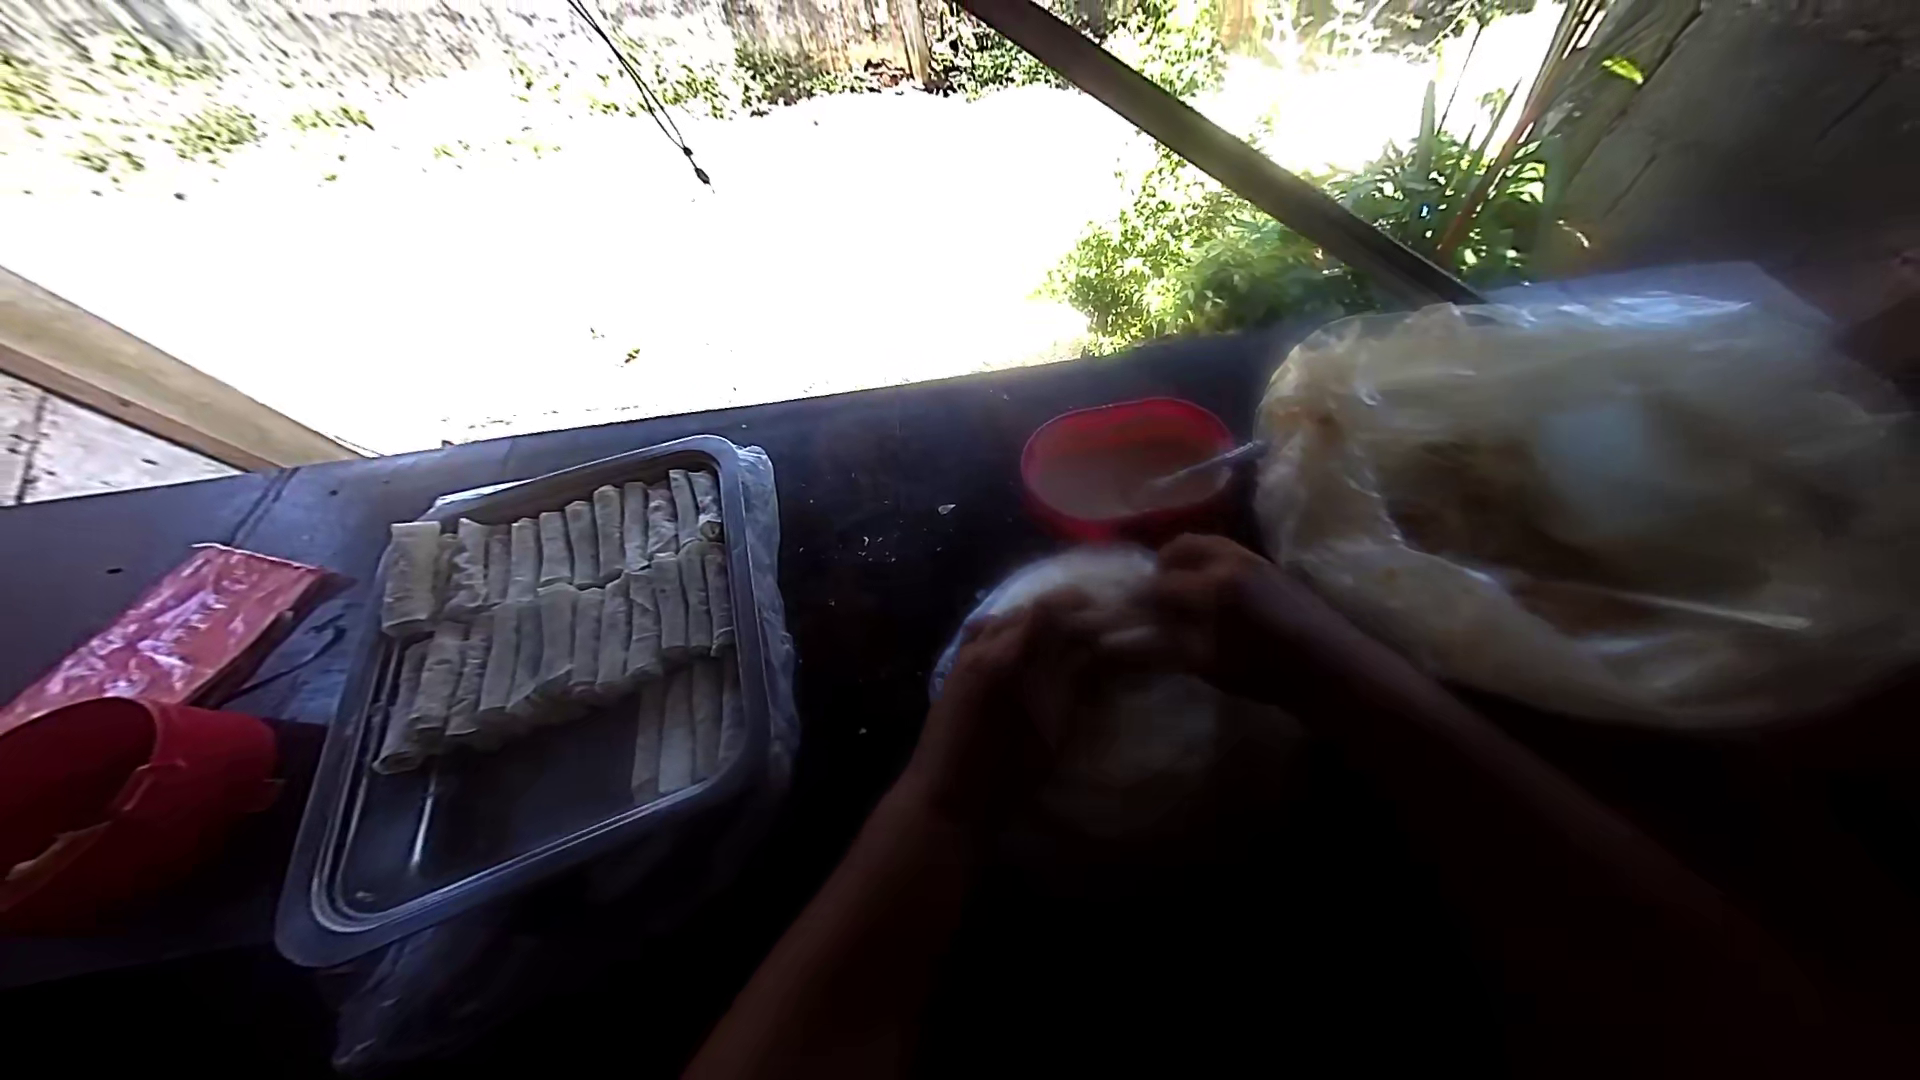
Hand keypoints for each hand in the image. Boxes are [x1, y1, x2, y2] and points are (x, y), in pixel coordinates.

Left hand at [903, 590, 1100, 832]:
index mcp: (1005, 661)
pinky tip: (1018, 646)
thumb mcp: (1050, 737)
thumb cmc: (1003, 777)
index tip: (1097, 606)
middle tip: (1084, 622)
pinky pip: (980, 636)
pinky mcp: (954, 671)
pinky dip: (1003, 632)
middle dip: (1054, 611)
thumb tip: (1092, 654)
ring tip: (1057, 633)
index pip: (1042, 611)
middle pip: (1021, 612)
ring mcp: (962, 658)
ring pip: (1000, 621)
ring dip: (1029, 621)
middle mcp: (980, 649)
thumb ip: (1071, 689)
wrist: (945, 798)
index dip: (1071, 603)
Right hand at [1150, 533, 1374, 702]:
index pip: (1161, 584)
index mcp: (1213, 586)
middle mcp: (1231, 561)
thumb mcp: (1207, 665)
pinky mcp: (1269, 565)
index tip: (1128, 610)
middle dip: (1162, 566)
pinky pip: (1227, 551)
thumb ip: (1166, 644)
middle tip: (1155, 592)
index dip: (1140, 598)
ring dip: (1186, 560)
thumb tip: (1133, 634)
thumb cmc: (1266, 672)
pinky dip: (1208, 562)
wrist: (1332, 669)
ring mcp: (1253, 558)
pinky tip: (1212, 591)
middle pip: (1182, 545)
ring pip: (1206, 543)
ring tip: (1182, 589)